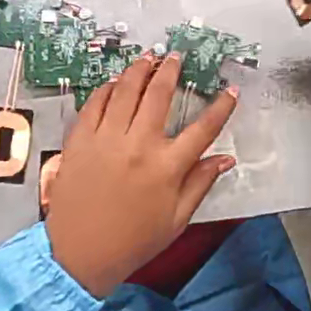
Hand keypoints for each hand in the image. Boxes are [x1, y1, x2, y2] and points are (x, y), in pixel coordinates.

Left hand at [45, 53, 238, 297]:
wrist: (79, 252)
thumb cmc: (131, 241)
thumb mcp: (175, 219)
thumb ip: (200, 184)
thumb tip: (225, 159)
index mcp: (167, 168)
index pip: (203, 129)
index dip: (221, 107)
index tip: (230, 91)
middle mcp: (138, 146)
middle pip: (159, 95)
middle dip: (171, 70)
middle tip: (175, 57)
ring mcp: (106, 139)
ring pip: (125, 90)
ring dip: (139, 70)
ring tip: (148, 58)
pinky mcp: (80, 140)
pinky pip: (95, 103)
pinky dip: (107, 88)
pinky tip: (114, 82)